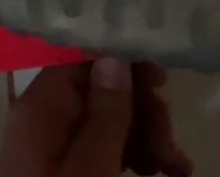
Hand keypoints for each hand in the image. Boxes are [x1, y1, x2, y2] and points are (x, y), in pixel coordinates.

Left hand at [0, 58, 191, 176]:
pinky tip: (166, 174)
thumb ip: (106, 110)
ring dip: (148, 138)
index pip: (83, 57)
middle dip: (143, 112)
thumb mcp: (91, 167)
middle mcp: (46, 119)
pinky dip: (136, 159)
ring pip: (111, 124)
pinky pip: (106, 152)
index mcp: (42, 106)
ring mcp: (56, 150)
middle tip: (171, 141)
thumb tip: (115, 55)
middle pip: (102, 92)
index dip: (123, 60)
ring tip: (178, 168)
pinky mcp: (69, 175)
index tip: (162, 76)